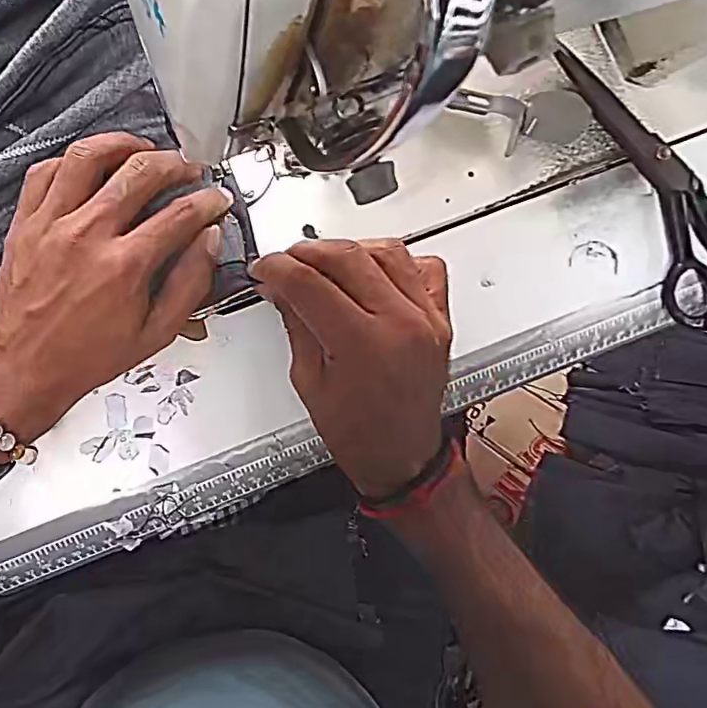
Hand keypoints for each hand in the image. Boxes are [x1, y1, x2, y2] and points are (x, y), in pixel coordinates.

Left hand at [0, 132, 231, 454]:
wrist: (24, 369)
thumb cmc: (84, 357)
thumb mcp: (155, 333)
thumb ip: (190, 283)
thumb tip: (209, 242)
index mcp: (124, 266)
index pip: (181, 212)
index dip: (208, 201)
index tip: (215, 200)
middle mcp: (87, 236)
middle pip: (141, 171)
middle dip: (176, 163)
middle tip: (187, 170)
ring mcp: (51, 225)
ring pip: (89, 156)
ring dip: (123, 143)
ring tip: (142, 148)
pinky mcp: (25, 224)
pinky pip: (44, 171)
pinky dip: (70, 159)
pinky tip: (90, 165)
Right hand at [250, 239, 451, 500]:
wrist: (402, 458)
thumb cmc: (360, 434)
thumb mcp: (308, 379)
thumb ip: (296, 323)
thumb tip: (281, 287)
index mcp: (362, 345)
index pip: (308, 282)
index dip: (277, 268)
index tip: (265, 268)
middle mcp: (401, 325)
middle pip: (346, 256)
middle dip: (306, 252)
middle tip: (286, 262)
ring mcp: (427, 318)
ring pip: (387, 251)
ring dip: (348, 249)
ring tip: (324, 262)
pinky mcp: (441, 318)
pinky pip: (426, 266)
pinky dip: (396, 260)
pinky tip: (373, 270)